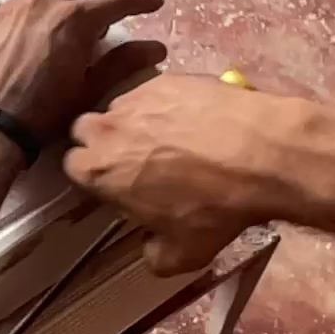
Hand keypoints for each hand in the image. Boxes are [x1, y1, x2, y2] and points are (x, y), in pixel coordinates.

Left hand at [0, 0, 166, 142]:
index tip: (153, 4)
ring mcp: (18, 3)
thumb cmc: (45, 112)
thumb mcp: (90, 90)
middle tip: (103, 19)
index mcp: (75, 20)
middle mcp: (47, 1)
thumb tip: (157, 47)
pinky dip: (41, 1)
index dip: (140, 1)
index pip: (117, 0)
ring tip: (70, 19)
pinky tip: (41, 29)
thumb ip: (123, 62)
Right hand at [66, 76, 320, 274]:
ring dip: (134, 120)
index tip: (114, 184)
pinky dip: (166, 104)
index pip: (72, 166)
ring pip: (120, 107)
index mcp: (99, 171)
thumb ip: (154, 256)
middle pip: (87, 130)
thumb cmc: (213, 208)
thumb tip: (150, 249)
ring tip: (169, 136)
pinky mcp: (168, 77)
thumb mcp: (183, 254)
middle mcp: (108, 128)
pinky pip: (154, 91)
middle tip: (134, 157)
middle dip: (103, 141)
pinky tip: (194, 118)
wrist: (262, 153)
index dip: (92, 175)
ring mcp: (138, 97)